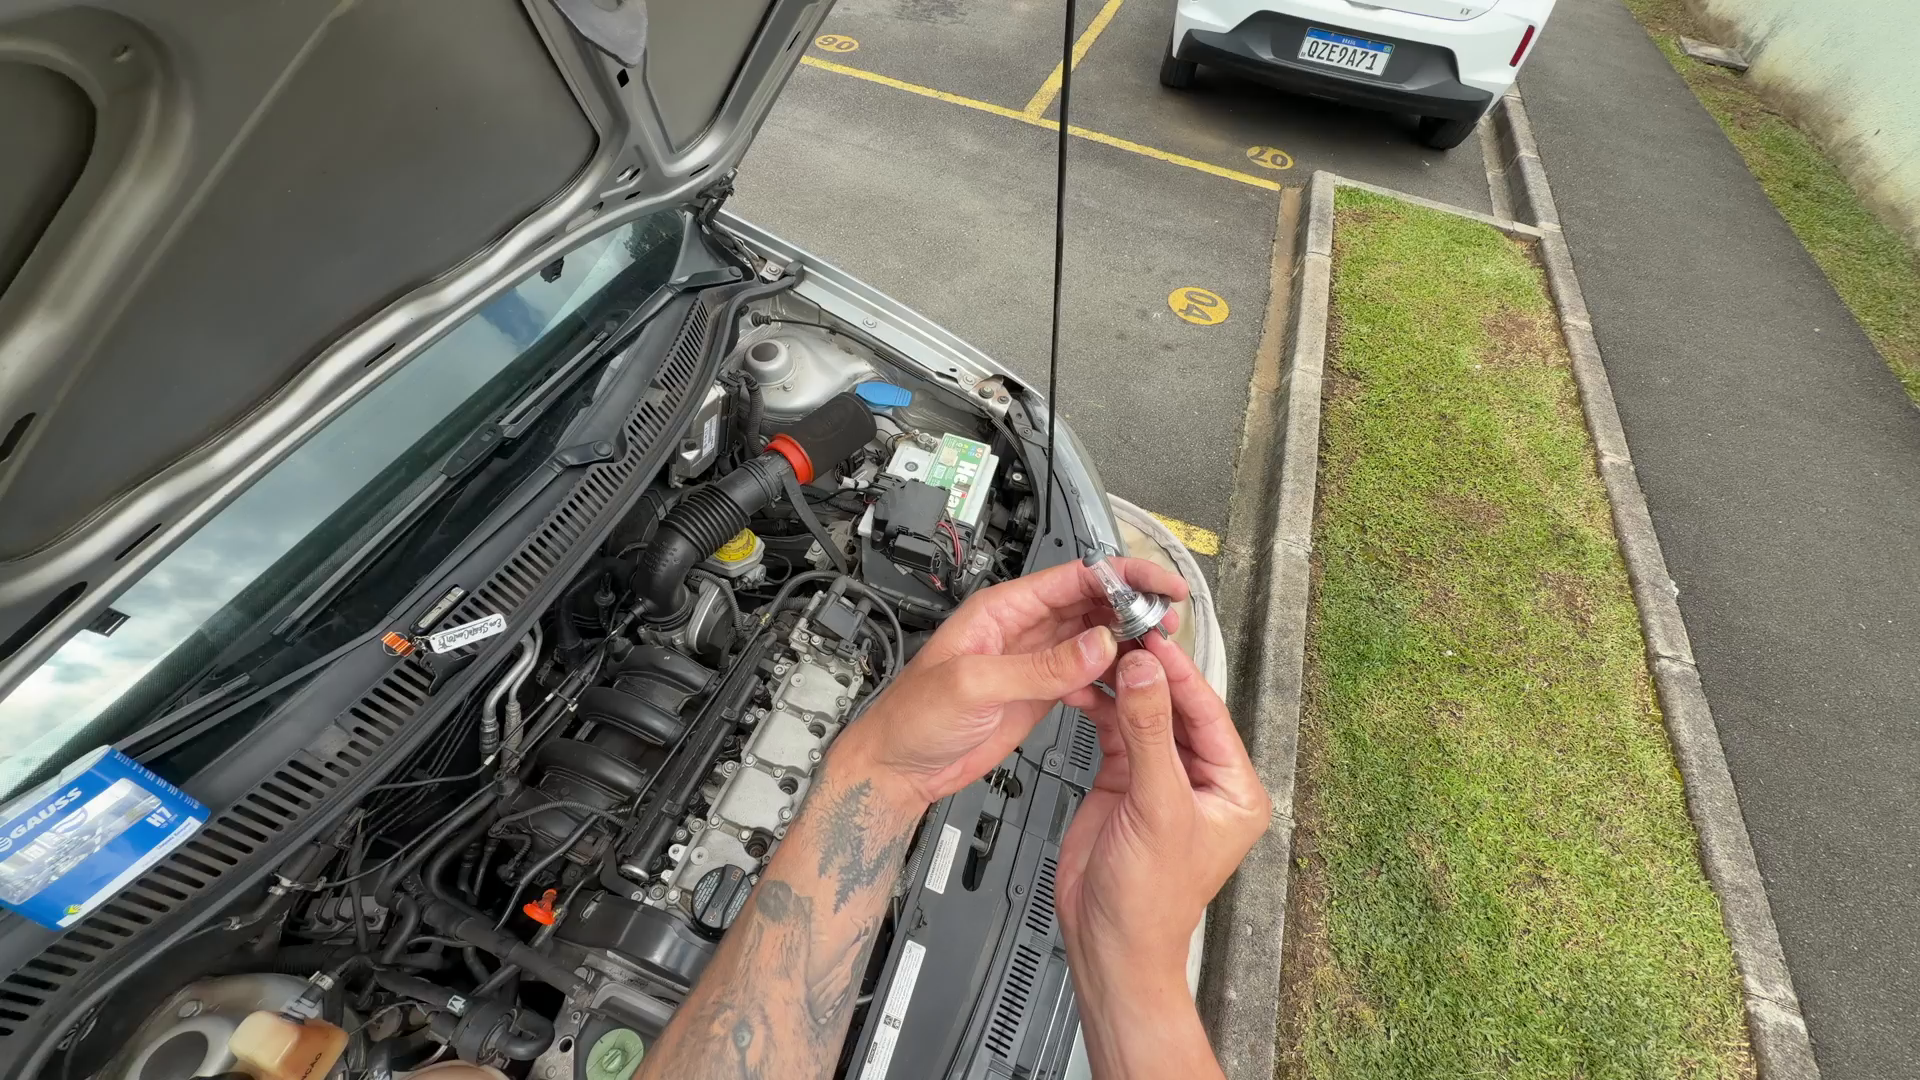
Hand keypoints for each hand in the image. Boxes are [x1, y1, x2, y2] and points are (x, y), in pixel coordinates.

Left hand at [833, 557, 1188, 806]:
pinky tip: (1130, 681)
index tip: (1156, 584)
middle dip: (1131, 606)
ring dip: (1126, 640)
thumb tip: (1098, 645)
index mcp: (1001, 610)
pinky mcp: (1039, 692)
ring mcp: (1033, 661)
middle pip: (1089, 603)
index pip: (1071, 578)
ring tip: (1159, 650)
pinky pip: (1085, 674)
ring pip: (1092, 637)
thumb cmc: (913, 718)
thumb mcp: (974, 685)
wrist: (898, 768)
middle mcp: (1021, 629)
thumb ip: (1039, 666)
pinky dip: (1111, 674)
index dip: (1119, 576)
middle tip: (1168, 620)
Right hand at [1055, 635, 1269, 986]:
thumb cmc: (1151, 899)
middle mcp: (1198, 775)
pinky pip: (1115, 729)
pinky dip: (1099, 706)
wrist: (1106, 941)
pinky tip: (1084, 687)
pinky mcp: (1124, 777)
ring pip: (1142, 714)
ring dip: (1121, 685)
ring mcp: (1158, 775)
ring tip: (1098, 654)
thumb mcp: (1157, 808)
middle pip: (1173, 707)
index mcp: (1231, 785)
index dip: (1179, 673)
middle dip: (1147, 673)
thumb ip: (1149, 735)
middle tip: (1120, 636)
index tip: (1152, 638)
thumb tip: (1147, 673)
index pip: (1207, 712)